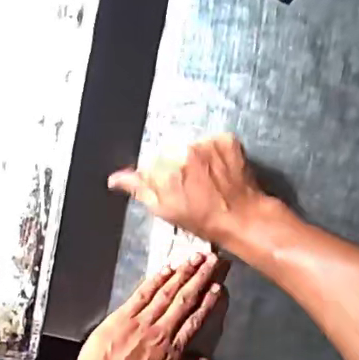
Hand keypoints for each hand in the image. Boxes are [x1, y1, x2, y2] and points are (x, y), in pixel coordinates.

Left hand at [70, 252, 224, 359]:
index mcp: (173, 350)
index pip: (194, 321)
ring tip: (195, 258)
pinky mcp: (123, 315)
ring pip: (167, 293)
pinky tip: (167, 268)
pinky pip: (143, 293)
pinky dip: (156, 280)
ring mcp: (142, 320)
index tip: (217, 287)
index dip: (207, 303)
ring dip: (183, 274)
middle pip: (185, 300)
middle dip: (200, 278)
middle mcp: (161, 330)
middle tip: (213, 261)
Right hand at [107, 134, 279, 249]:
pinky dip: (214, 154)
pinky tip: (219, 171)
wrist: (243, 217)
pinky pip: (211, 142)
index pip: (150, 164)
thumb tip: (115, 179)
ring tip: (208, 180)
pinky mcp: (226, 139)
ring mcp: (207, 143)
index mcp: (164, 170)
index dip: (160, 177)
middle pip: (170, 152)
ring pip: (191, 146)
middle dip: (177, 166)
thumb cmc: (203, 220)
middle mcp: (183, 151)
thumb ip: (139, 189)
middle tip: (192, 186)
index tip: (173, 188)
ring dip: (196, 159)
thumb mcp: (164, 210)